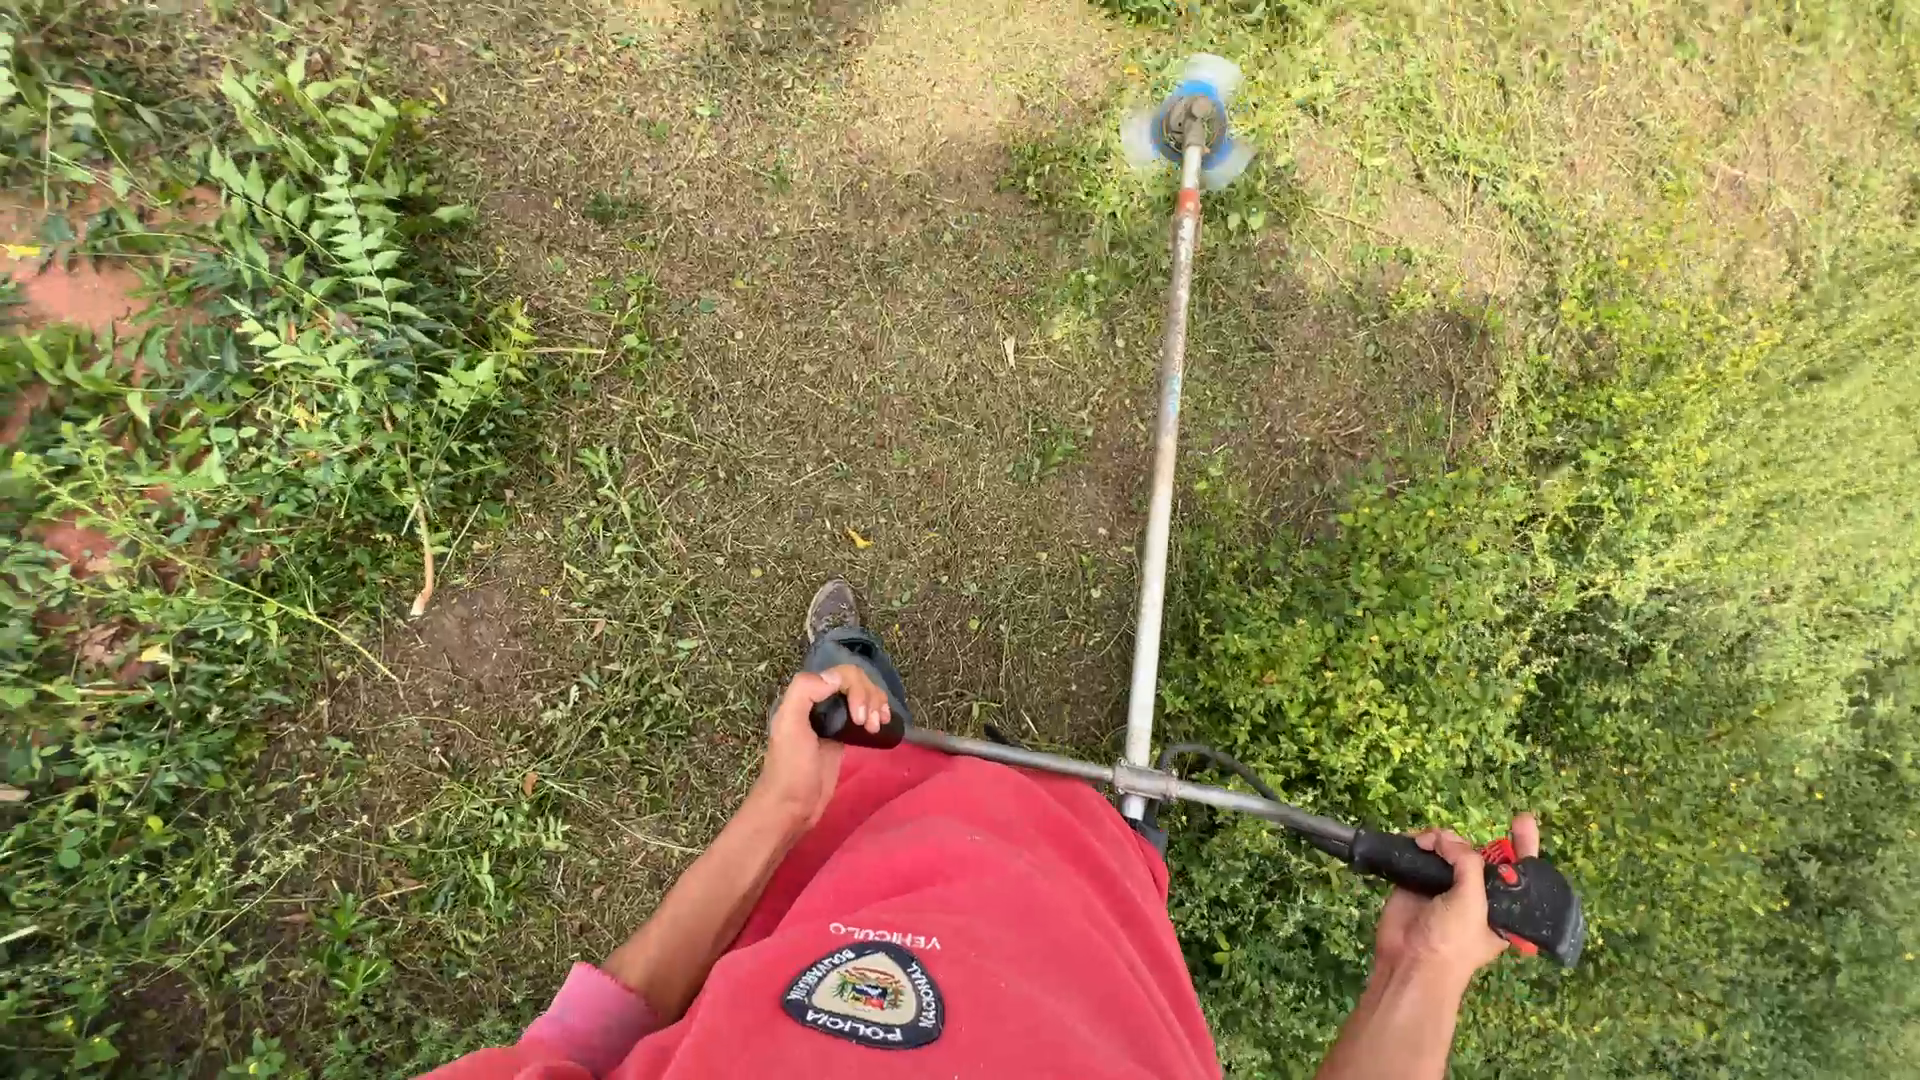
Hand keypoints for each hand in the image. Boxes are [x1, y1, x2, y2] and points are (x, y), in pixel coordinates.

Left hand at [751, 665, 888, 829]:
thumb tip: (835, 677)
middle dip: (869, 697)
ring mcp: (833, 719)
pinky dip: (877, 712)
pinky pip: (864, 712)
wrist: (792, 806)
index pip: (841, 675)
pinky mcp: (843, 734)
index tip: (859, 718)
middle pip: (855, 681)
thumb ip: (804, 692)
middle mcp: (819, 702)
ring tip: (877, 726)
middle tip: (869, 725)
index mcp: (804, 695)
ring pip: (863, 694)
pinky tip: (882, 724)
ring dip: (876, 704)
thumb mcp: (789, 726)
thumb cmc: (791, 768)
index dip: (856, 689)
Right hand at [1371, 813, 1540, 986]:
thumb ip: (1468, 866)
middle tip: (1449, 843)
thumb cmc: (1454, 940)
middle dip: (1465, 842)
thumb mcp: (1473, 904)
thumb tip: (1445, 839)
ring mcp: (1445, 885)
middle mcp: (1475, 892)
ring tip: (1427, 843)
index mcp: (1501, 905)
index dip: (1523, 845)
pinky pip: (1422, 853)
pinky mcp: (1417, 880)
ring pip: (1447, 850)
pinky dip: (1418, 842)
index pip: (1518, 871)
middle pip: (1477, 854)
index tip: (1523, 819)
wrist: (1411, 958)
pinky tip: (1415, 841)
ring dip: (1439, 839)